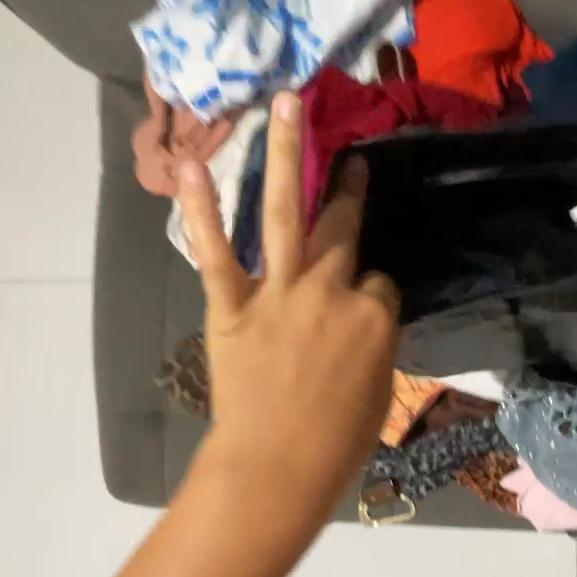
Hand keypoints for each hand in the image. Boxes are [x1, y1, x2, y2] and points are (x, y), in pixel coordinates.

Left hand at [179, 90, 402, 498]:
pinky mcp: (232, 306)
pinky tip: (195, 166)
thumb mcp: (378, 392)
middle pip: (342, 231)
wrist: (279, 467)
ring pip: (284, 216)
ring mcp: (280, 295)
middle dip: (348, 191)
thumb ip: (373, 346)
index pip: (381, 284)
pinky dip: (204, 210)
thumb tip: (362, 325)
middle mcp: (332, 293)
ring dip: (286, 157)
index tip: (365, 308)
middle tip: (351, 160)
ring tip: (287, 108)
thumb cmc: (340, 444)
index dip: (375, 294)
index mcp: (376, 319)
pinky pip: (217, 252)